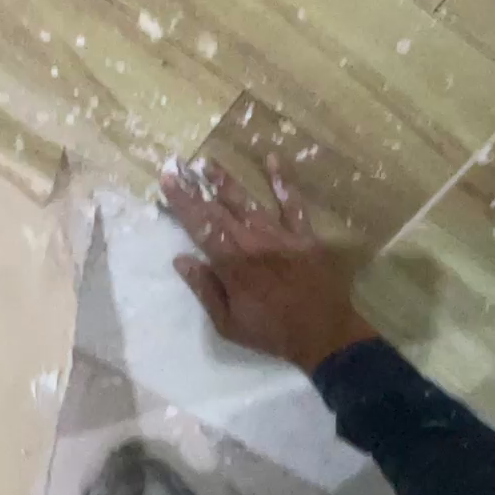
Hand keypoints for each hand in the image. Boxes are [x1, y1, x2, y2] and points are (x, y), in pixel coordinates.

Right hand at [161, 154, 378, 373]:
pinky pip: (293, 205)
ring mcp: (280, 235)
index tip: (168, 180)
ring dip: (228, 181)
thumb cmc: (271, 332)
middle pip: (219, 210)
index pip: (200, 226)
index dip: (182, 202)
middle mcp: (253, 242)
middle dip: (196, 188)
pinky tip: (272, 159)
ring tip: (210, 162)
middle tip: (179, 165)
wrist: (325, 335)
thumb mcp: (228, 323)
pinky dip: (283, 182)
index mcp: (232, 264)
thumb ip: (204, 289)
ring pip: (249, 202)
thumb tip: (181, 260)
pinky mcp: (304, 235)